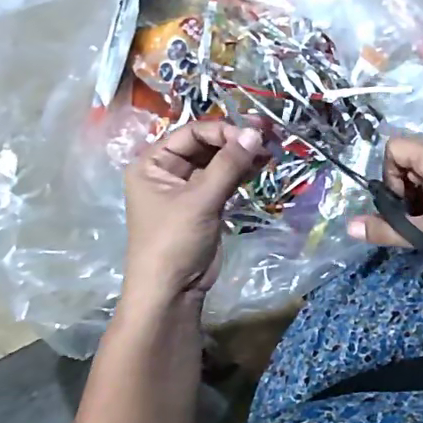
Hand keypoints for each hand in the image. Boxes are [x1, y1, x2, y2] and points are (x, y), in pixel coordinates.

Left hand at [124, 121, 266, 303]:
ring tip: (270, 150)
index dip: (220, 131)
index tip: (251, 134)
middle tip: (268, 137)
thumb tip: (254, 132)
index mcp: (152, 164)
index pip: (189, 134)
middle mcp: (166, 172)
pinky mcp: (204, 207)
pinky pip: (223, 181)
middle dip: (234, 142)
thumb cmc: (174, 240)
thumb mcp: (200, 199)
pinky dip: (241, 174)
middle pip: (204, 147)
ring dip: (241, 157)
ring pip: (217, 164)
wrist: (171, 292)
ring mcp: (186, 190)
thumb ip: (228, 164)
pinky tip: (261, 166)